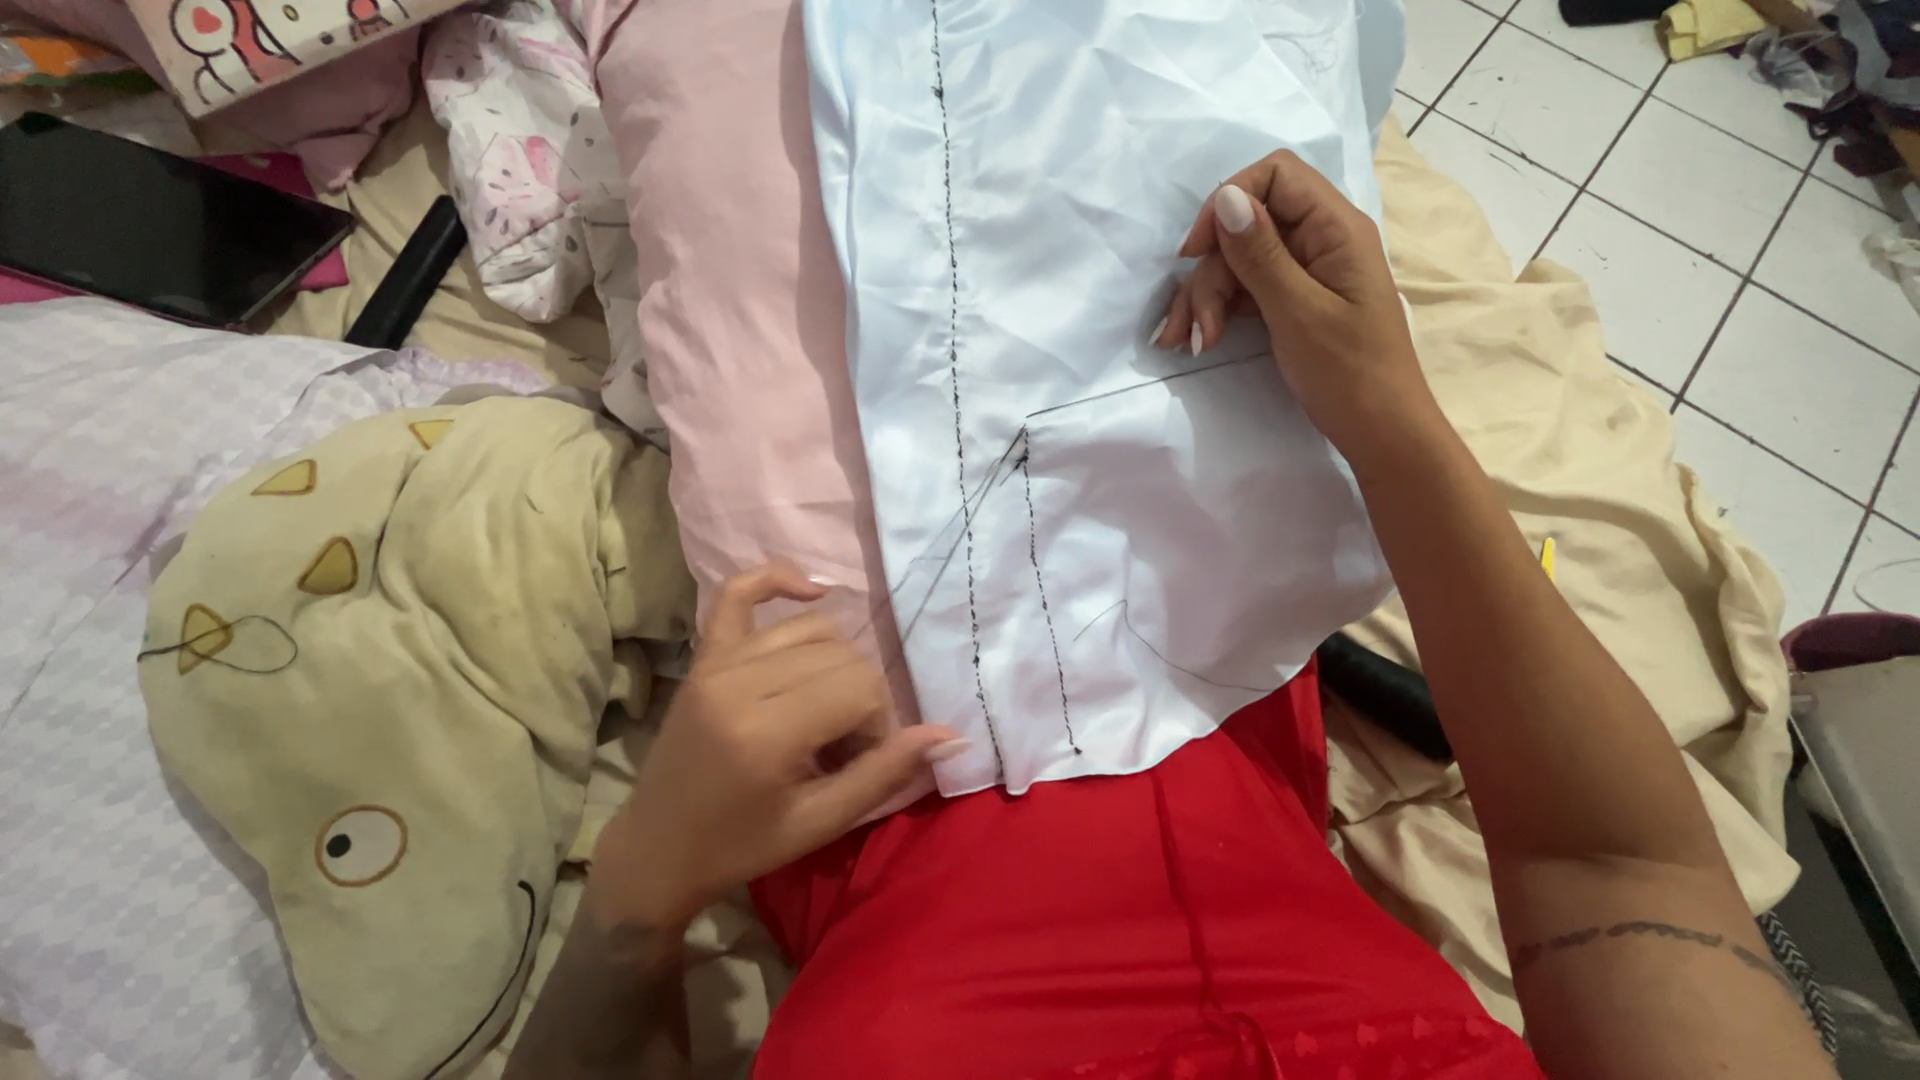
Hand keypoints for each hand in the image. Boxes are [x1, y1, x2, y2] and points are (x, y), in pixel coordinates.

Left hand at [590, 563, 964, 927]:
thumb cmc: (741, 845)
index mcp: (766, 732)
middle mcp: (739, 682)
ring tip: (823, 711)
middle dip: (859, 698)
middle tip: (841, 746)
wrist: (658, 850)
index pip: (859, 687)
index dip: (875, 724)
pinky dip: (777, 580)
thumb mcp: (820, 823)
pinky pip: (739, 594)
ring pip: (812, 629)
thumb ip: (885, 774)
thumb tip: (950, 735)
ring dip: (836, 662)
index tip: (855, 760)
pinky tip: (813, 590)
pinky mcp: (703, 656)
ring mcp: (716, 662)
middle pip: (841, 655)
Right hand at [1151, 150, 1436, 461]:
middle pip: (1245, 227)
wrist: (1380, 431)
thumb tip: (1225, 197)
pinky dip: (1217, 312)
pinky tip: (1200, 340)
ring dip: (1204, 299)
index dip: (1227, 201)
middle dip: (1209, 274)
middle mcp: (1319, 240)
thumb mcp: (1299, 313)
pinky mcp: (1290, 301)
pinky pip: (1244, 291)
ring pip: (1237, 263)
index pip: (1275, 176)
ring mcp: (1304, 272)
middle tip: (1195, 329)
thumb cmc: (1349, 373)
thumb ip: (1261, 254)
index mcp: (1336, 228)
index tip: (1194, 252)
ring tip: (1188, 344)